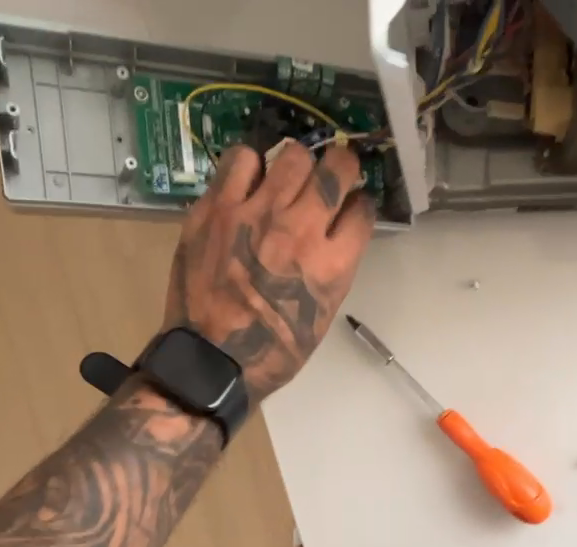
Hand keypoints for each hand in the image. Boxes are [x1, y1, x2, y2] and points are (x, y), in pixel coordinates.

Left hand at [163, 141, 376, 400]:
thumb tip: (335, 235)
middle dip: (340, 167)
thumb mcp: (323, 315)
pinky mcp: (218, 207)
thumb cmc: (273, 351)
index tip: (351, 209)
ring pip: (293, 155)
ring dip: (296, 164)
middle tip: (329, 177)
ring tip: (286, 179)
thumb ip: (334, 268)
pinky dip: (250, 164)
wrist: (213, 361)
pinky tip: (248, 181)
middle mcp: (301, 230)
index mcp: (333, 265)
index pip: (363, 210)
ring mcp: (257, 213)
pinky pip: (242, 158)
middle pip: (337, 167)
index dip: (359, 205)